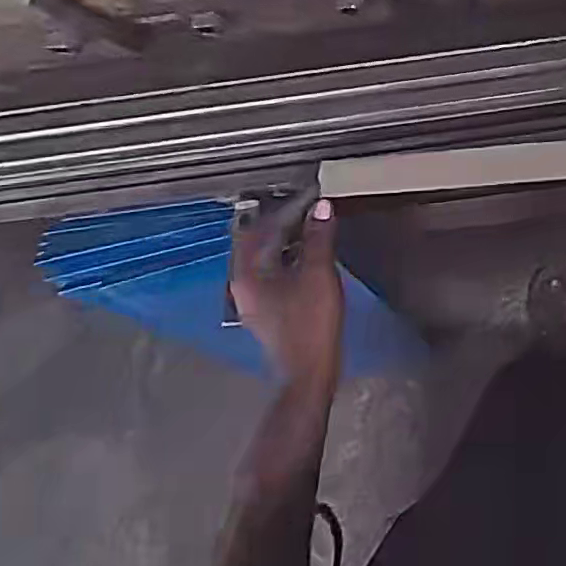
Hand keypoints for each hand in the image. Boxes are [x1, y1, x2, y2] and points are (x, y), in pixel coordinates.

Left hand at [230, 191, 343, 385]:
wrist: (310, 370)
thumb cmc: (311, 320)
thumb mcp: (318, 273)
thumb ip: (319, 237)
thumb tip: (322, 206)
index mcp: (247, 274)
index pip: (262, 229)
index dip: (287, 209)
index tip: (312, 195)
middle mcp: (243, 284)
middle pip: (258, 242)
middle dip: (283, 221)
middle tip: (310, 204)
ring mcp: (254, 298)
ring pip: (267, 257)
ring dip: (287, 238)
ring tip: (313, 222)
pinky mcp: (268, 307)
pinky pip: (275, 270)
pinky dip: (290, 255)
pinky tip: (310, 252)